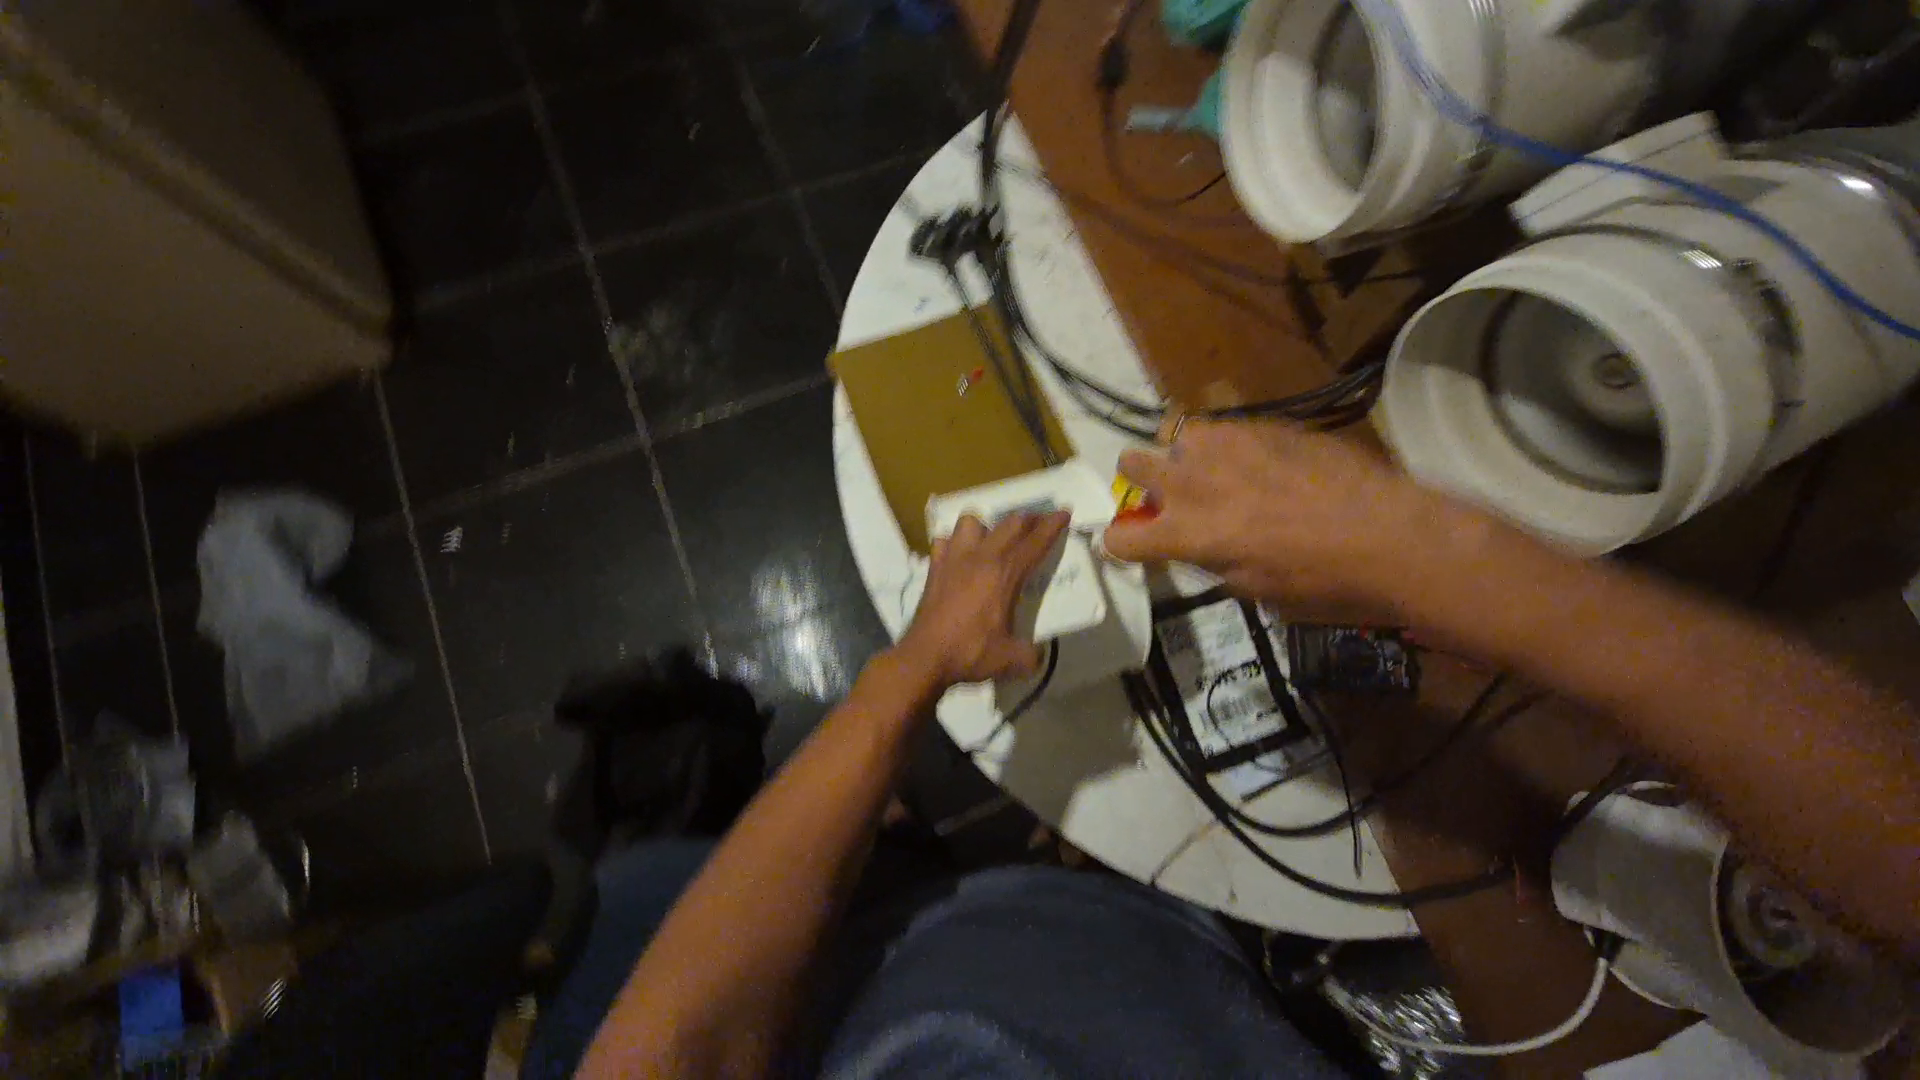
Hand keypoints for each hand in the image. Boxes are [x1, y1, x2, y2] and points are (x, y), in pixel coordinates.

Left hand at [896, 511, 1071, 684]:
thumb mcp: (1013, 660)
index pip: (1034, 542)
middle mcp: (980, 558)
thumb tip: (1037, 653)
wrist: (925, 657)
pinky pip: (944, 541)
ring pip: (971, 521)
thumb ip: (1032, 654)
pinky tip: (960, 557)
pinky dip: (954, 544)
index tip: (1064, 513)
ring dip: (987, 525)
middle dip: (1029, 519)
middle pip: (1009, 524)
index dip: (1052, 526)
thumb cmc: (971, 653)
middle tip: (1038, 524)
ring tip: (992, 541)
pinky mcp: (934, 567)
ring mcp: (953, 559)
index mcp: (1004, 574)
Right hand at [1102, 419, 1489, 622]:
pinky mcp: (1262, 424)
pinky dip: (1224, 442)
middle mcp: (1194, 483)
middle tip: (1169, 496)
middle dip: (1140, 481)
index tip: (1136, 544)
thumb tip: (1202, 545)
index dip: (1122, 543)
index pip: (1120, 536)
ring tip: (1208, 466)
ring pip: (1171, 430)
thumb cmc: (1324, 583)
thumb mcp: (1254, 590)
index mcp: (1187, 533)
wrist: (1392, 535)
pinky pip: (1222, 424)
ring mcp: (1226, 445)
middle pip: (1130, 464)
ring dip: (1178, 451)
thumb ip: (1212, 559)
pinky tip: (1255, 458)